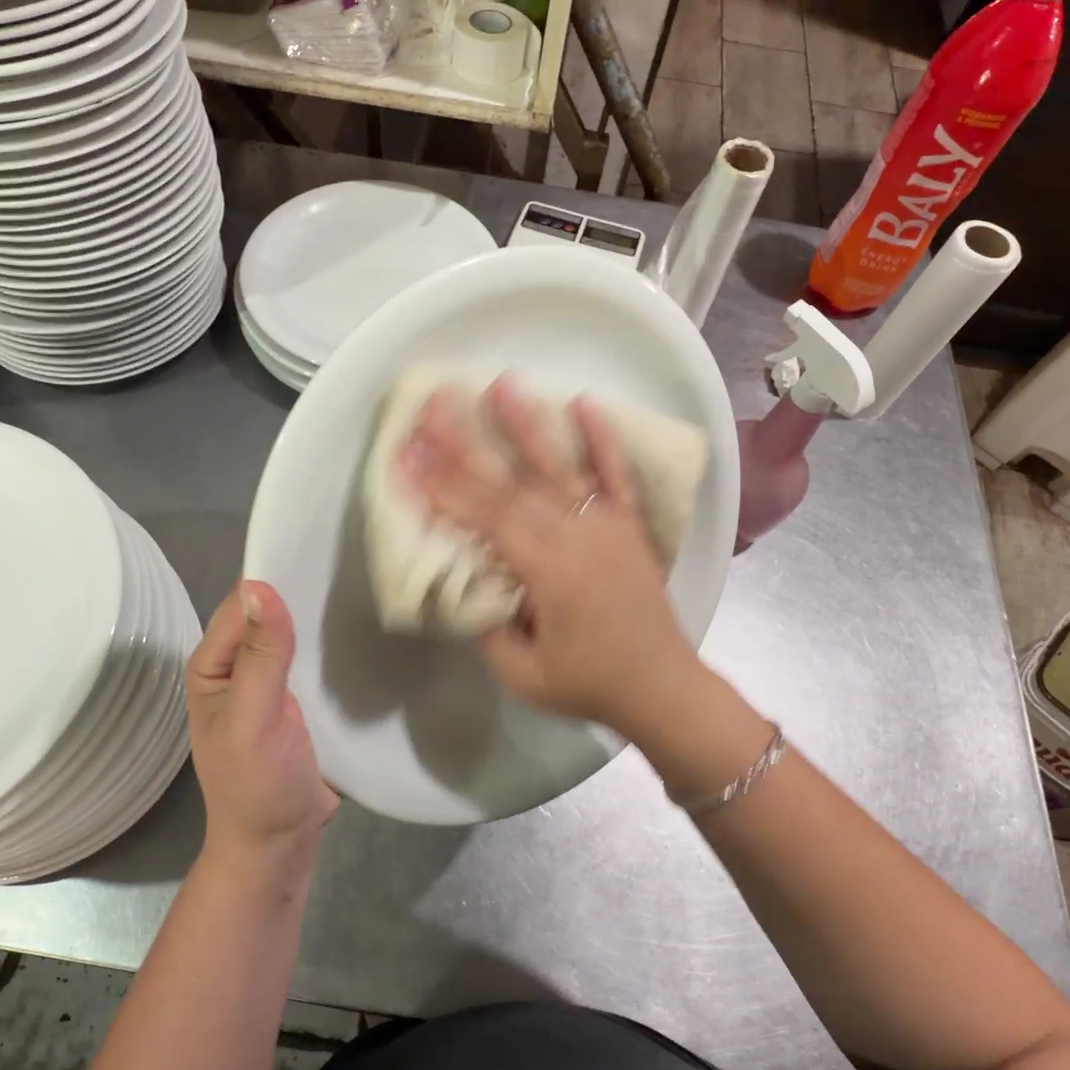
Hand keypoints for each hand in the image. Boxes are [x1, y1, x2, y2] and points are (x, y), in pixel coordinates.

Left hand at [185, 581, 339, 877]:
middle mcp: (238, 667)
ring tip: (367, 597)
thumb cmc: (258, 785)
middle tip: (356, 574)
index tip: (326, 560)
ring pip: (294, 636)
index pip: (243, 604)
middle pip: (270, 615)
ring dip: (321, 622)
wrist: (280, 843)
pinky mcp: (299, 700)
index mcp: (213, 665)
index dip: (277, 580)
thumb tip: (261, 585)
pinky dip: (331, 650)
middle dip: (303, 596)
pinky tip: (362, 638)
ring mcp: (270, 684)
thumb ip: (261, 655)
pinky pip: (313, 661)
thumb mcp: (255, 718)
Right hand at [398, 376, 704, 734]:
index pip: (484, 519)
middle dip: (466, 444)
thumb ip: (487, 630)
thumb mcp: (523, 676)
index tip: (406, 458)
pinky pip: (617, 474)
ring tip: (501, 382)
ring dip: (527, 424)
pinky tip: (585, 402)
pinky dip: (603, 437)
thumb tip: (462, 584)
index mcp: (548, 573)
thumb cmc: (590, 684)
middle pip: (511, 484)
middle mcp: (576, 537)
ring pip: (559, 467)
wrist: (663, 686)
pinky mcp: (629, 524)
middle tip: (433, 403)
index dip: (442, 488)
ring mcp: (606, 525)